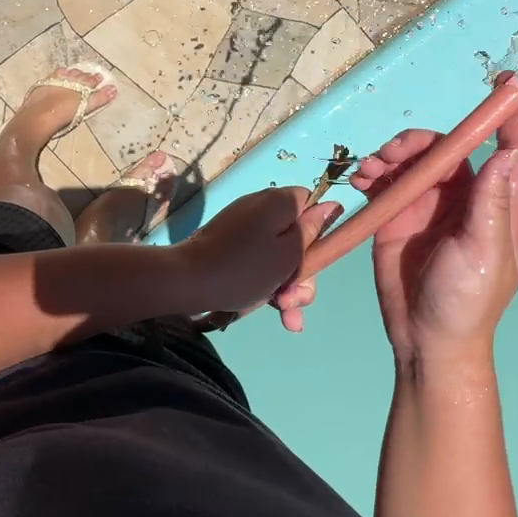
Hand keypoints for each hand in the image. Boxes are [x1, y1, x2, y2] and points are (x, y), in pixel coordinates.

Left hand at [176, 187, 340, 315]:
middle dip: (302, 272)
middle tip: (293, 299)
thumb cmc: (244, 269)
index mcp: (278, 202)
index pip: (310, 202)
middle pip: (296, 237)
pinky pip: (256, 262)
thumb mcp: (289, 254)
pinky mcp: (228, 246)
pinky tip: (273, 311)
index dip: (318, 230)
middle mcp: (260, 208)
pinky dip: (265, 283)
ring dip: (286, 285)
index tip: (315, 257)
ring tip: (284, 314)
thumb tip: (331, 205)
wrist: (187, 281)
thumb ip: (311, 231)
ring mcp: (242, 228)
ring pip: (278, 255)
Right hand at [274, 97, 517, 352]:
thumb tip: (508, 152)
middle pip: (447, 149)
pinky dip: (373, 174)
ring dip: (391, 156)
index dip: (510, 117)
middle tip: (393, 152)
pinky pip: (385, 184)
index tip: (506, 85)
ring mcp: (426, 207)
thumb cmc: (466, 301)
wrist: (423, 338)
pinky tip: (361, 180)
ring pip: (413, 162)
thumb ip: (493, 204)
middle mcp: (462, 199)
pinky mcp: (395, 219)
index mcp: (496, 205)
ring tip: (370, 169)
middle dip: (421, 141)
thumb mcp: (484, 252)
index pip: (511, 151)